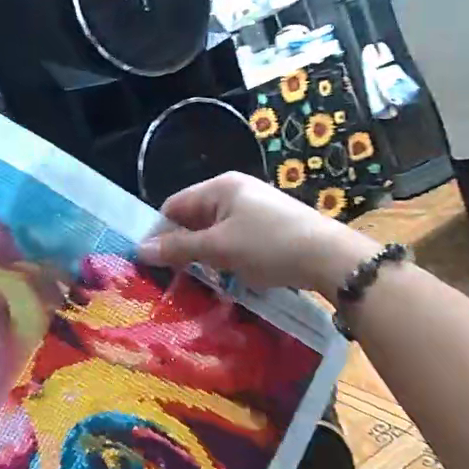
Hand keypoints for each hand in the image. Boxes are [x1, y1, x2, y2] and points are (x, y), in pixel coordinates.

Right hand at [138, 172, 378, 296]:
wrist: (328, 256)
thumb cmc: (268, 246)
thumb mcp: (219, 248)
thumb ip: (180, 248)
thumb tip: (140, 249)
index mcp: (220, 187)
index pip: (175, 205)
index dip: (160, 233)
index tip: (150, 265)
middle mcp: (236, 191)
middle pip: (195, 218)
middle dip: (184, 247)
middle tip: (176, 278)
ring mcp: (256, 208)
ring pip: (216, 232)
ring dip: (208, 256)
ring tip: (205, 281)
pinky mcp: (271, 226)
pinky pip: (237, 239)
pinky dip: (229, 257)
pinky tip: (233, 277)